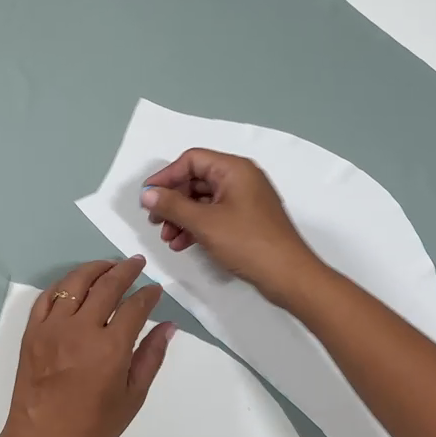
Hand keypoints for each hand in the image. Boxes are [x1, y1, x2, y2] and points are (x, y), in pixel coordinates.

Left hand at [0, 257, 173, 436]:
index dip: (148, 294)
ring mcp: (52, 328)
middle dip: (124, 270)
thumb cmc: (92, 429)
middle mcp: (81, 329)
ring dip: (94, 269)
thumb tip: (168, 326)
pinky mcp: (31, 332)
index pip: (134, 306)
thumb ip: (150, 356)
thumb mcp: (132, 397)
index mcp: (110, 348)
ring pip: (74, 283)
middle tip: (136, 263)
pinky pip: (47, 297)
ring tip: (108, 266)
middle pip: (105, 286)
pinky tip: (75, 285)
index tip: (156, 289)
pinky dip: (63, 285)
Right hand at [140, 148, 322, 300]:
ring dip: (182, 217)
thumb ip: (172, 205)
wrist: (289, 276)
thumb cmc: (247, 242)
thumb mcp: (204, 223)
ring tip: (168, 238)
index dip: (166, 176)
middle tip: (155, 221)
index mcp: (233, 169)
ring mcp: (245, 200)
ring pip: (203, 200)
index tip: (147, 197)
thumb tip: (146, 194)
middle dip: (172, 201)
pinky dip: (197, 226)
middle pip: (196, 180)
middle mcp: (240, 178)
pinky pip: (214, 215)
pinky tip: (182, 244)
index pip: (191, 160)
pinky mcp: (246, 220)